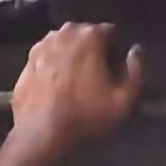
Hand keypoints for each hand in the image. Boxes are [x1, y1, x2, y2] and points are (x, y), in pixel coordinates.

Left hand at [9, 23, 144, 162]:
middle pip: (86, 35)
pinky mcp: (28, 58)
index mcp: (90, 35)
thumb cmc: (85, 116)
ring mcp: (44, 43)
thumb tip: (137, 50)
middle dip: (92, 51)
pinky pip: (48, 55)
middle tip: (94, 79)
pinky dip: (53, 65)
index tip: (112, 72)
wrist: (40, 135)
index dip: (114, 51)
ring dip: (72, 56)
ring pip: (66, 44)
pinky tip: (55, 87)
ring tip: (73, 83)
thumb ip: (136, 70)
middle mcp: (66, 31)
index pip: (110, 31)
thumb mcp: (123, 100)